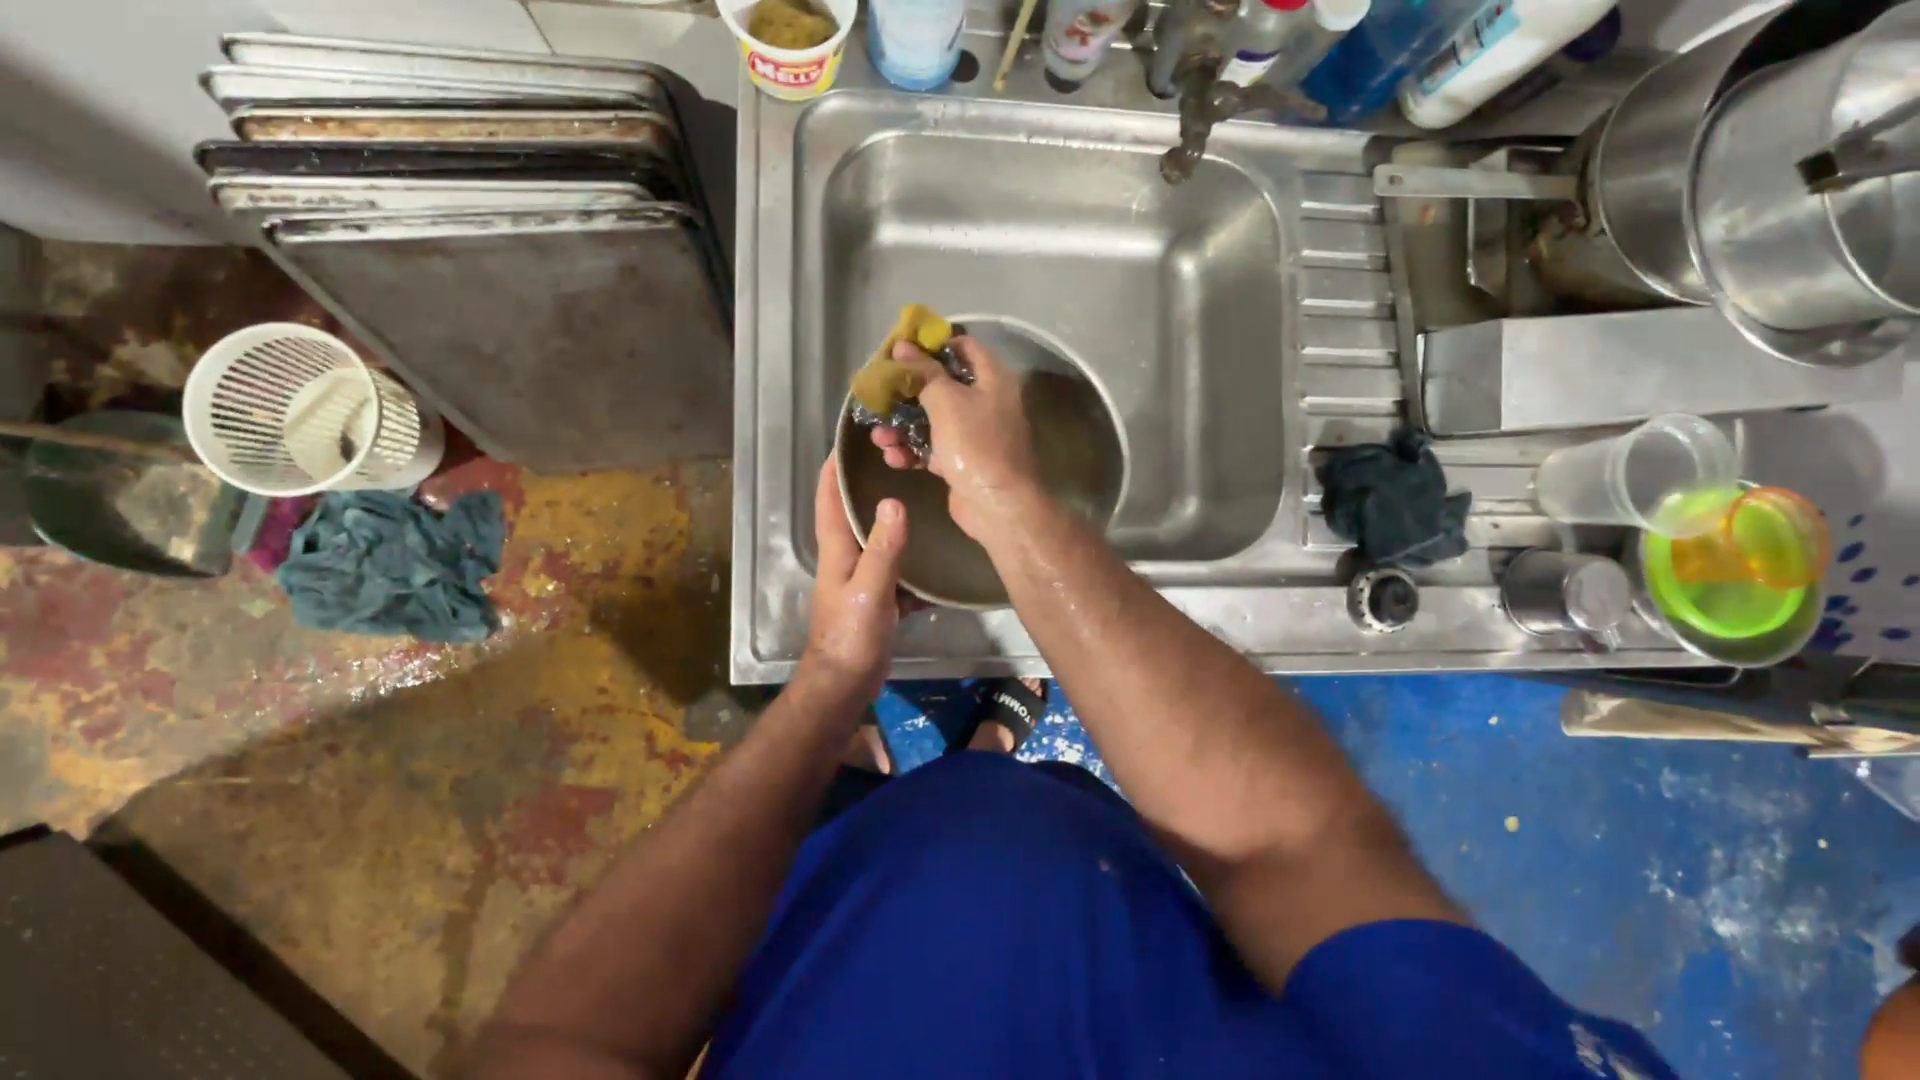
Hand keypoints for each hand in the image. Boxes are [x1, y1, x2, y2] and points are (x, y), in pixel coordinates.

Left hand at [803, 454, 908, 696]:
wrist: (845, 685)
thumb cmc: (851, 636)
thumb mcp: (870, 590)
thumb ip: (883, 549)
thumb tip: (894, 502)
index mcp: (836, 550)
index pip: (828, 499)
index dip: (833, 468)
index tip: (849, 440)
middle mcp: (846, 559)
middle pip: (854, 515)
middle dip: (869, 487)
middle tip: (898, 463)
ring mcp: (862, 581)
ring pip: (879, 542)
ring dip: (895, 523)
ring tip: (923, 501)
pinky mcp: (878, 601)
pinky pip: (898, 573)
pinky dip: (914, 565)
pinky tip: (939, 560)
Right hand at [872, 336, 1042, 542]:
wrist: (997, 506)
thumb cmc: (975, 445)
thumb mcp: (947, 402)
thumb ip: (923, 373)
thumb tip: (902, 346)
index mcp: (992, 379)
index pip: (963, 346)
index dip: (932, 344)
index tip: (900, 350)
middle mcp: (985, 401)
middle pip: (940, 384)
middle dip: (906, 391)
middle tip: (878, 393)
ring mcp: (973, 433)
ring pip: (931, 419)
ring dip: (902, 426)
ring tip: (878, 435)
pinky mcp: (960, 460)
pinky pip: (931, 447)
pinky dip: (912, 449)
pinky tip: (892, 457)